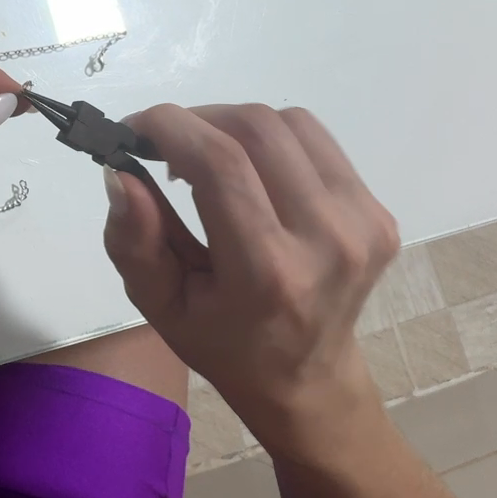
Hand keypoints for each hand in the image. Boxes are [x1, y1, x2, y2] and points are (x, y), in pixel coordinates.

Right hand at [103, 104, 399, 456]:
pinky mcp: (378, 211)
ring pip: (287, 122)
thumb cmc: (217, 341)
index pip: (220, 162)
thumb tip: (118, 170)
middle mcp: (327, 239)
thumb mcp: (156, 302)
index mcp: (267, 271)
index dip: (167, 127)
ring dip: (229, 124)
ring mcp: (362, 222)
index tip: (130, 131)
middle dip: (194, 120)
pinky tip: (243, 169)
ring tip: (199, 158)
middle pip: (256, 129)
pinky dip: (265, 138)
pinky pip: (313, 140)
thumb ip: (133, 238)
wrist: (305, 377)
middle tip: (159, 145)